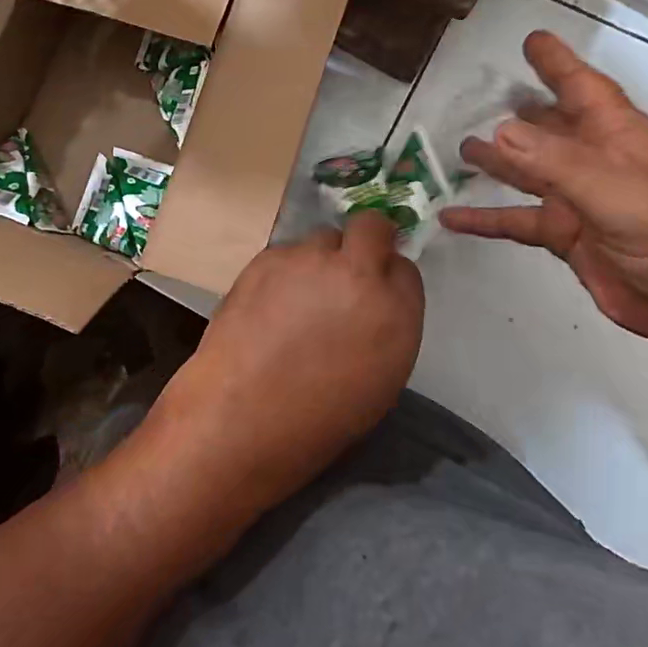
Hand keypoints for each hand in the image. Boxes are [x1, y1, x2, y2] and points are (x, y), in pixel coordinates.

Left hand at [146, 211, 424, 509]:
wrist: (243, 417)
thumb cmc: (318, 419)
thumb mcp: (380, 380)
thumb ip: (386, 326)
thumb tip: (375, 299)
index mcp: (396, 312)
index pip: (404, 269)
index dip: (386, 274)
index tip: (373, 286)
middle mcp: (358, 274)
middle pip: (371, 227)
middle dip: (365, 239)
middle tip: (345, 267)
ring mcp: (309, 260)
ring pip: (322, 240)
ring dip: (318, 260)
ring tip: (295, 299)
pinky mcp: (267, 258)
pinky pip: (285, 254)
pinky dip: (283, 272)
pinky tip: (267, 305)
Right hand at [439, 31, 647, 356]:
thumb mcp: (623, 195)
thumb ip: (560, 163)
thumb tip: (500, 127)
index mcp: (622, 139)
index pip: (584, 90)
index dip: (558, 64)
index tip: (531, 40)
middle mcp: (598, 163)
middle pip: (550, 128)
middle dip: (520, 112)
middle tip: (479, 97)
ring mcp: (582, 202)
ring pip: (528, 173)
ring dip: (497, 162)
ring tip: (460, 150)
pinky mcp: (569, 238)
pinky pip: (517, 221)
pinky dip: (486, 218)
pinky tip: (451, 218)